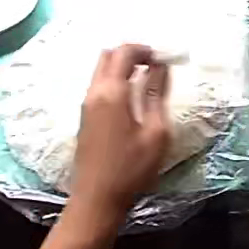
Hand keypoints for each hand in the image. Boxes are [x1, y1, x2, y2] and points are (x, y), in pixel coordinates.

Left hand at [68, 44, 173, 212]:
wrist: (96, 199)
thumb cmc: (131, 168)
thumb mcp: (155, 132)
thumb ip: (156, 94)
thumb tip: (160, 67)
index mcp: (111, 92)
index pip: (124, 53)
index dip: (145, 49)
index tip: (163, 57)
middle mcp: (94, 93)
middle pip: (107, 56)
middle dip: (130, 53)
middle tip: (154, 64)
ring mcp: (85, 105)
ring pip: (100, 71)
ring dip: (121, 67)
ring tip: (146, 80)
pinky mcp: (84, 118)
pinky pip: (98, 86)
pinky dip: (114, 81)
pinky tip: (131, 97)